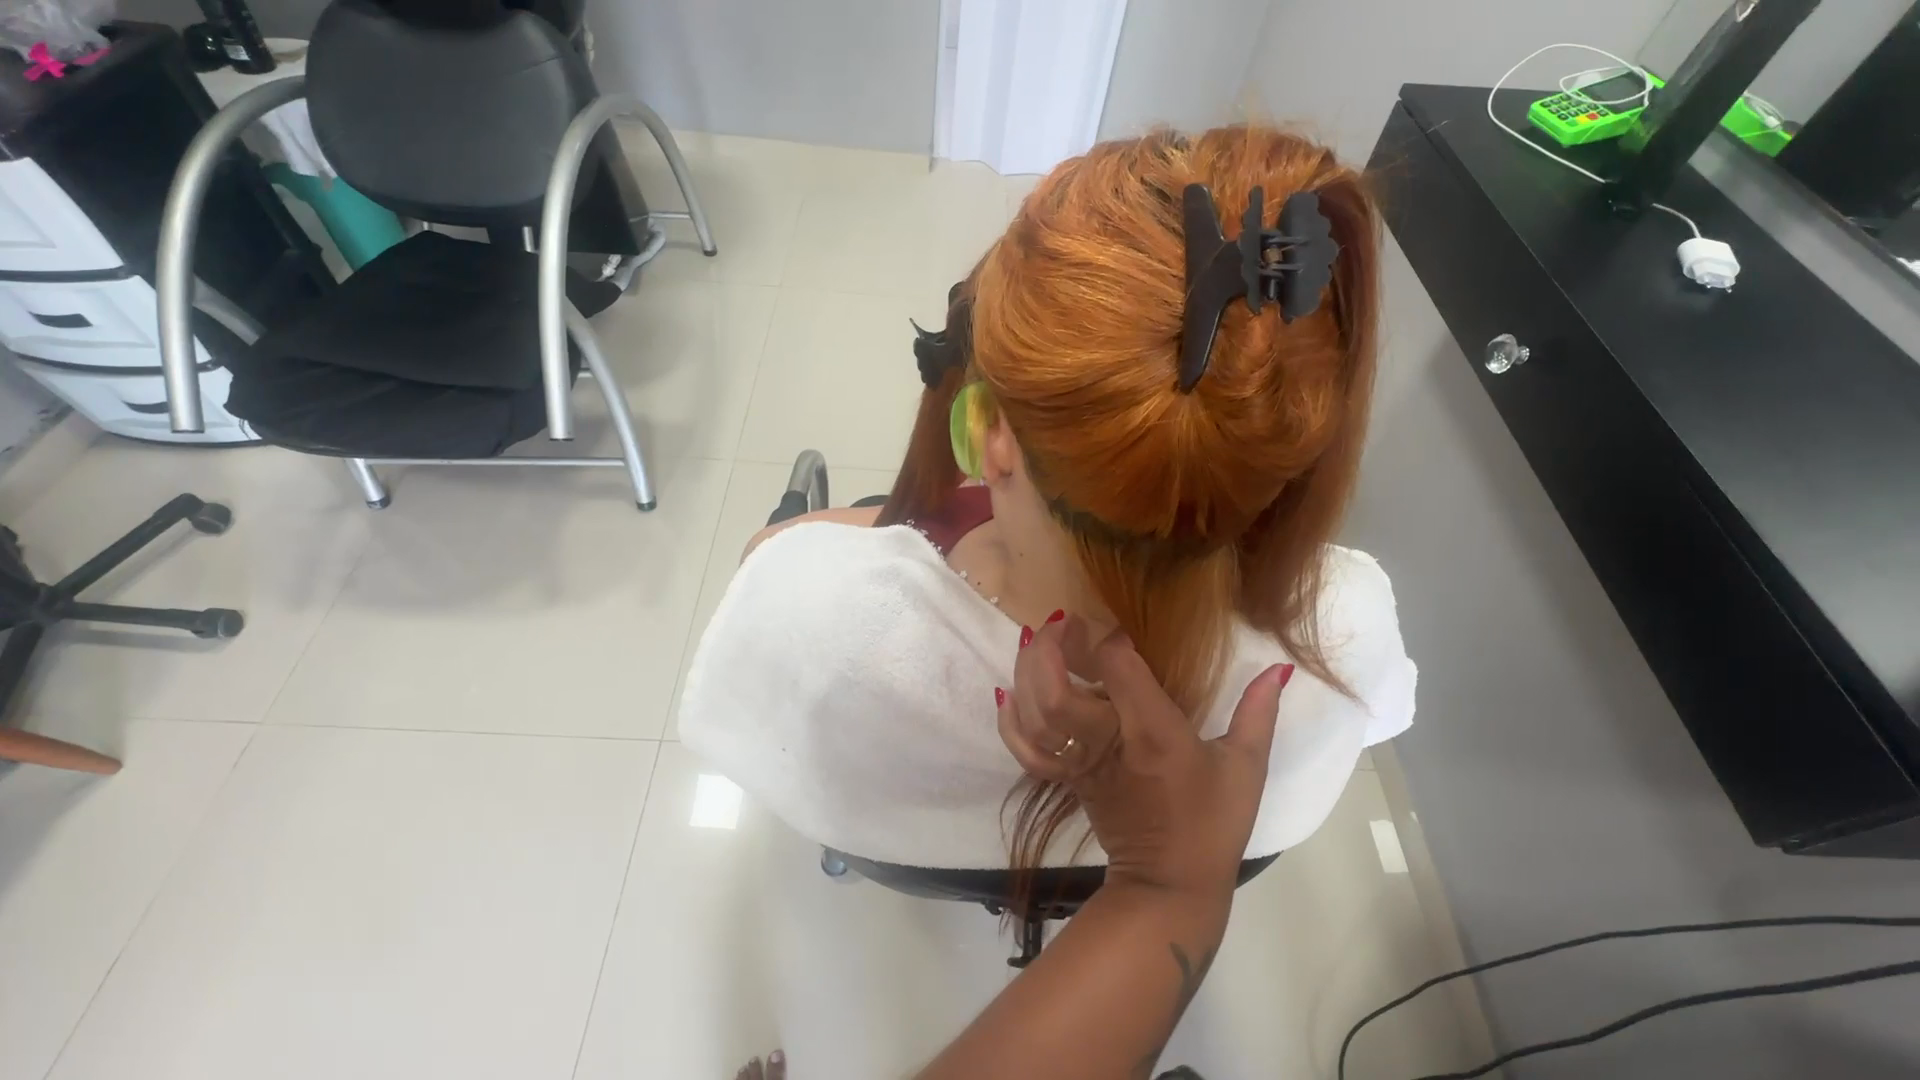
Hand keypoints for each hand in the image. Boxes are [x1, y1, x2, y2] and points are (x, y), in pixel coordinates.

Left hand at [996, 614, 1291, 895]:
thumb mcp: (1245, 768)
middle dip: (1051, 648)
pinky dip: (1009, 721)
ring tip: (1036, 642)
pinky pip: (1026, 749)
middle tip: (1062, 623)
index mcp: (1153, 734)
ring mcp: (1080, 764)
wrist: (1170, 885)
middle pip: (1057, 691)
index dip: (1110, 639)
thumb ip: (1258, 713)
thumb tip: (1276, 669)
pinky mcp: (1066, 779)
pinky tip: (1008, 691)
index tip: (1120, 630)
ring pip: (1034, 715)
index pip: (1118, 668)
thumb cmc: (1212, 824)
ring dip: (1026, 673)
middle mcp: (1108, 744)